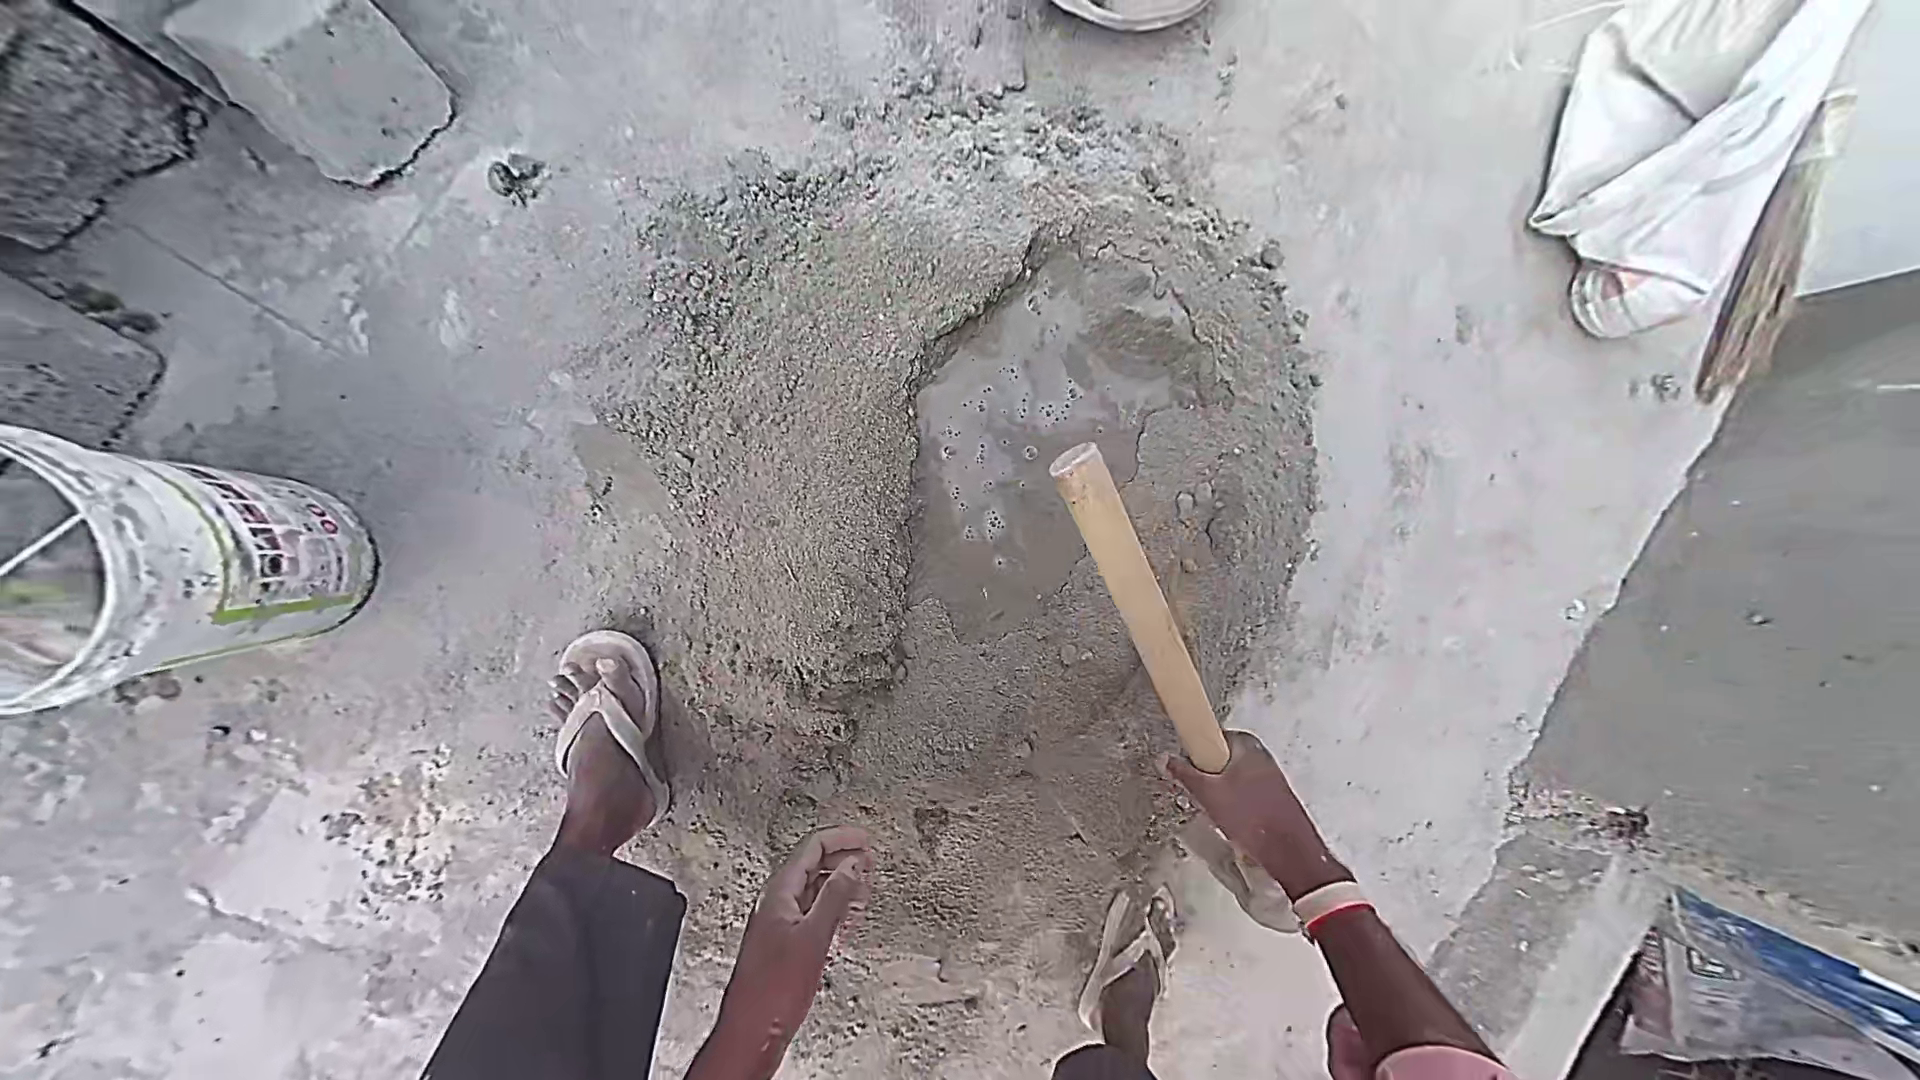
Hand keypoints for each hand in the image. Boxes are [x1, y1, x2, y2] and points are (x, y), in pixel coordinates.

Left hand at [695, 826, 873, 1078]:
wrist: (750, 1036)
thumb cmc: (772, 992)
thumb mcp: (814, 936)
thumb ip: (835, 896)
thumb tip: (853, 865)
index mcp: (779, 891)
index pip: (813, 846)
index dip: (842, 838)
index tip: (865, 839)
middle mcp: (776, 901)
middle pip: (813, 863)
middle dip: (844, 858)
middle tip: (870, 861)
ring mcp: (778, 921)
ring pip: (814, 887)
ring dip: (841, 883)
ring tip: (864, 888)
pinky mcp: (783, 942)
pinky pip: (812, 910)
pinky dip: (833, 907)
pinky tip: (846, 919)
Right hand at [1161, 730, 1348, 896]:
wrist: (1289, 854)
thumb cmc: (1252, 818)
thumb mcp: (1205, 793)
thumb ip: (1182, 773)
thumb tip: (1165, 759)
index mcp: (1246, 744)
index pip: (1210, 735)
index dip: (1195, 753)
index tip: (1188, 767)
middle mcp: (1261, 754)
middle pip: (1221, 757)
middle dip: (1208, 775)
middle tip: (1201, 792)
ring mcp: (1271, 775)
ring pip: (1233, 776)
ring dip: (1222, 791)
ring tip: (1218, 810)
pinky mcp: (1276, 796)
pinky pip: (1246, 792)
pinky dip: (1236, 803)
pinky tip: (1233, 820)